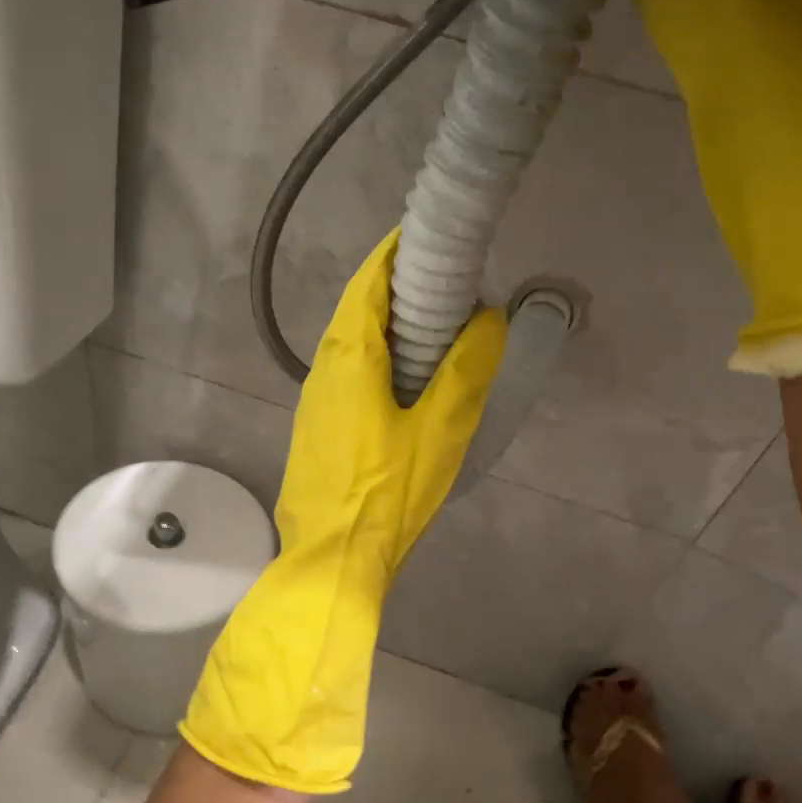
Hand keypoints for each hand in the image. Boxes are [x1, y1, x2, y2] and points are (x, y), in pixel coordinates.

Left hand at [179, 230, 505, 793]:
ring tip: (441, 336)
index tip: (440, 240)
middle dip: (404, 291)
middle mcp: (322, 367)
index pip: (372, 279)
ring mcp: (314, 401)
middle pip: (361, 308)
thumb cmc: (388, 494)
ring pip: (354, 344)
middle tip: (454, 291)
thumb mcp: (441, 430)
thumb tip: (488, 318)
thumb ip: (466, 369)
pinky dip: (381, 363)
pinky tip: (409, 386)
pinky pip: (350, 376)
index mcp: (349, 355)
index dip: (403, 251)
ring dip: (393, 329)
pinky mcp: (317, 430)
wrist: (331, 562)